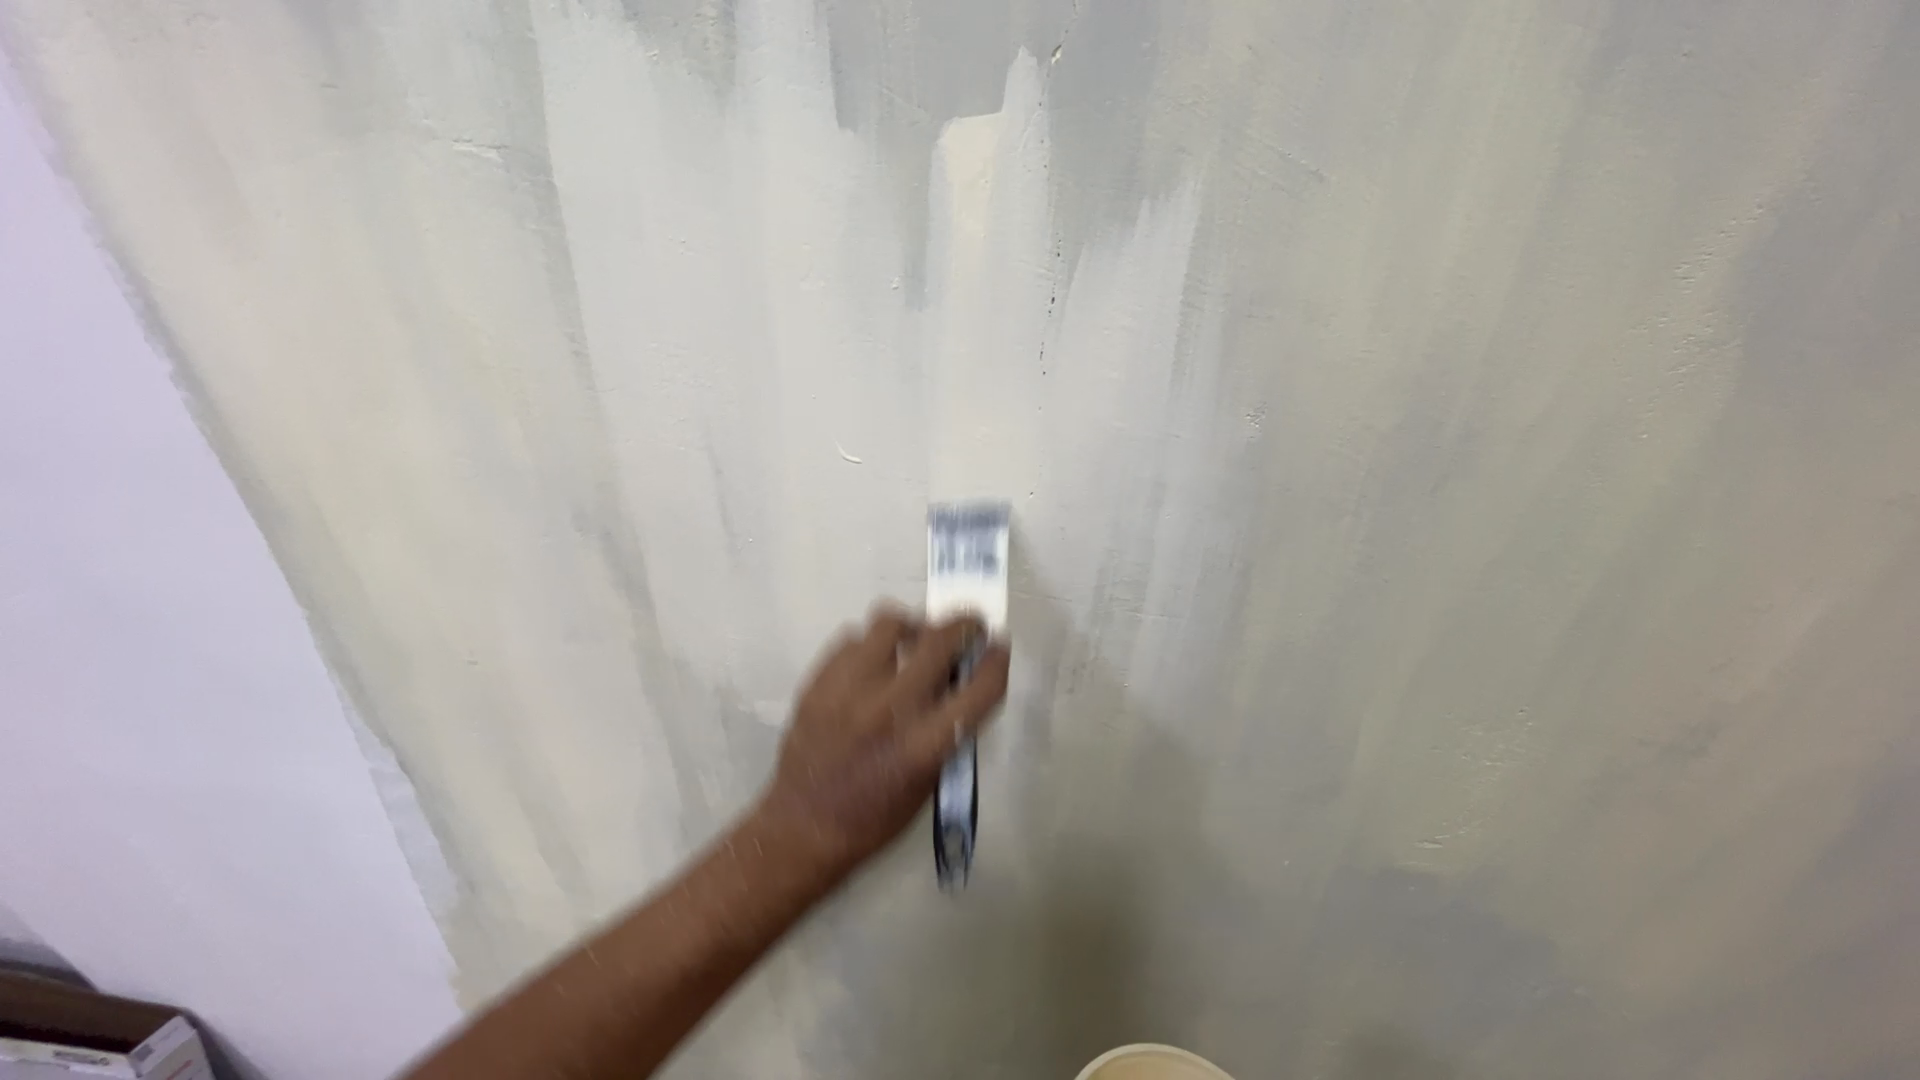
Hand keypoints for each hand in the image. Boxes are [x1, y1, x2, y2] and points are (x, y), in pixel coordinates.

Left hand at [760, 605, 1011, 871]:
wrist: (803, 826)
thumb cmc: (875, 816)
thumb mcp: (928, 782)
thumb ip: (946, 730)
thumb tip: (956, 678)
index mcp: (925, 745)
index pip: (981, 687)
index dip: (998, 660)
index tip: (999, 646)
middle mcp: (891, 709)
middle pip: (940, 639)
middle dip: (965, 625)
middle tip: (967, 628)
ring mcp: (850, 690)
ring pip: (890, 621)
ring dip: (912, 626)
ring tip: (913, 639)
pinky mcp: (819, 682)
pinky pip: (851, 639)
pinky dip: (870, 645)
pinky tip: (873, 662)